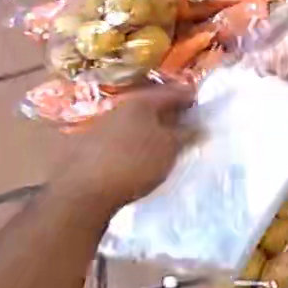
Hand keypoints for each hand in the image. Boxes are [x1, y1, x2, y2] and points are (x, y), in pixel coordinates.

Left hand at [50, 83, 194, 216]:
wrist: (82, 194)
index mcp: (141, 102)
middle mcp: (119, 108)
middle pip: (152, 106)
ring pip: (134, 122)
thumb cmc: (135, 163)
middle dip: (170, 114)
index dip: (191, 98)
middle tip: (188, 125)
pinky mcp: (87, 148)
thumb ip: (188, 134)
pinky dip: (135, 142)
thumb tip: (199, 126)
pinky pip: (121, 138)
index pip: (174, 93)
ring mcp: (100, 127)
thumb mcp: (171, 148)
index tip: (204, 106)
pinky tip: (141, 155)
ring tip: (166, 143)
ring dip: (151, 129)